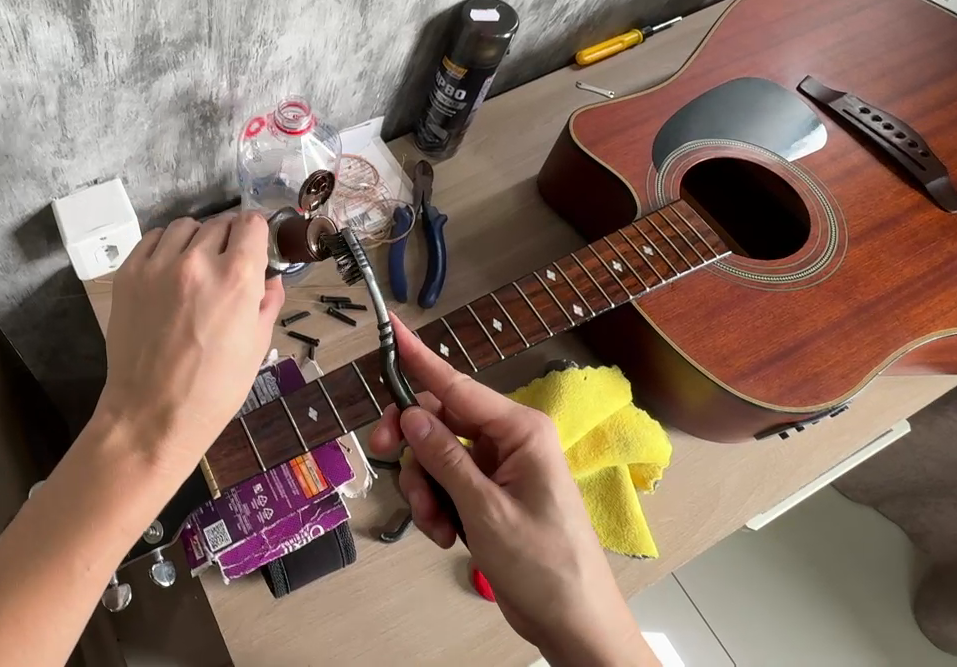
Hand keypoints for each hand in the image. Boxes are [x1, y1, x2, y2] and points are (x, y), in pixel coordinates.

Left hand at [96, 211, 284, 483]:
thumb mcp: (257, 347)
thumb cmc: (214, 389)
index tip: (255, 243)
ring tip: (196, 264)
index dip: (257, 232)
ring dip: (197, 238)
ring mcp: (158, 265)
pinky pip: (152, 240)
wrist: (151, 414)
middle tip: (227, 262)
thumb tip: (271, 279)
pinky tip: (169, 268)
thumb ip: (267, 302)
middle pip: (220, 224)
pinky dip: (165, 246)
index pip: (251, 223)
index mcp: (237, 278)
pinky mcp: (129, 274)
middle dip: (229, 238)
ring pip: (184, 226)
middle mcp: (198, 261)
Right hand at [369, 320, 654, 666]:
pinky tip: (445, 535)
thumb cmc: (543, 565)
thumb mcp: (486, 510)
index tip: (390, 327)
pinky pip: (445, 482)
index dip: (418, 357)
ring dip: (424, 487)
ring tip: (433, 525)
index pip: (456, 384)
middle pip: (438, 420)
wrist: (576, 629)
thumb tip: (409, 413)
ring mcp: (497, 468)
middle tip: (379, 452)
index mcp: (518, 430)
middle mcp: (507, 439)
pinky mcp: (488, 494)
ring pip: (435, 454)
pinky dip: (436, 505)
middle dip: (412, 446)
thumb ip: (444, 458)